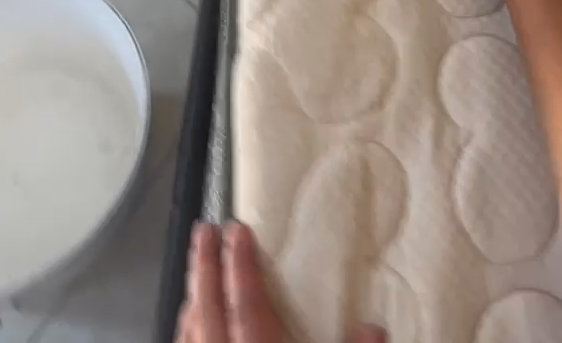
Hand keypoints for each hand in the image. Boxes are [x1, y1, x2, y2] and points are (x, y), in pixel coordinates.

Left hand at [177, 221, 384, 342]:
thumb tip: (376, 327)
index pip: (244, 302)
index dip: (239, 264)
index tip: (236, 229)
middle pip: (208, 310)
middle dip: (205, 267)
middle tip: (203, 229)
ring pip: (191, 334)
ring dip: (193, 298)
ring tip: (197, 270)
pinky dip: (185, 334)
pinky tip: (188, 326)